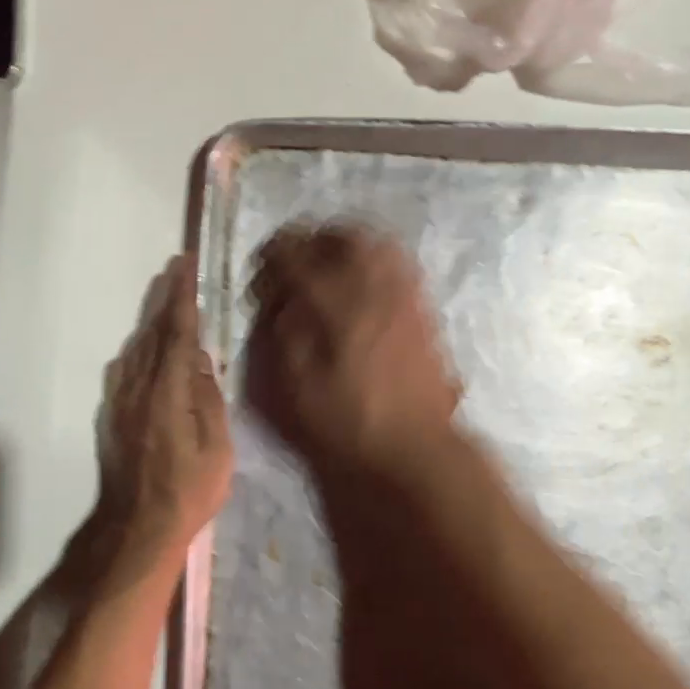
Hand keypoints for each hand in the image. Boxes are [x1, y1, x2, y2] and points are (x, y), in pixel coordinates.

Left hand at [96, 255, 233, 564]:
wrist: (136, 527)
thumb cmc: (188, 492)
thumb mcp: (217, 449)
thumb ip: (209, 398)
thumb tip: (200, 358)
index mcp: (169, 390)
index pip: (177, 331)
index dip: (183, 296)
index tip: (187, 265)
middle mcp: (139, 386)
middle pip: (151, 331)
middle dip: (164, 297)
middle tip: (175, 267)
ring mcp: (120, 400)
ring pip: (134, 347)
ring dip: (148, 318)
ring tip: (162, 298)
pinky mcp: (111, 416)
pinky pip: (123, 368)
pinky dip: (135, 348)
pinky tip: (140, 347)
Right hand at [245, 224, 461, 482]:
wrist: (415, 450)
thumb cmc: (348, 427)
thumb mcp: (299, 389)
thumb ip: (285, 336)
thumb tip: (280, 302)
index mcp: (338, 309)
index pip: (300, 261)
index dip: (276, 255)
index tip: (263, 260)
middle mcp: (377, 292)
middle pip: (347, 238)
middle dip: (317, 238)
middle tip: (298, 252)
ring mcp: (407, 299)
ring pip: (380, 246)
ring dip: (350, 244)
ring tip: (331, 260)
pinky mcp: (426, 314)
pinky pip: (403, 268)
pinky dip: (379, 262)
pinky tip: (366, 284)